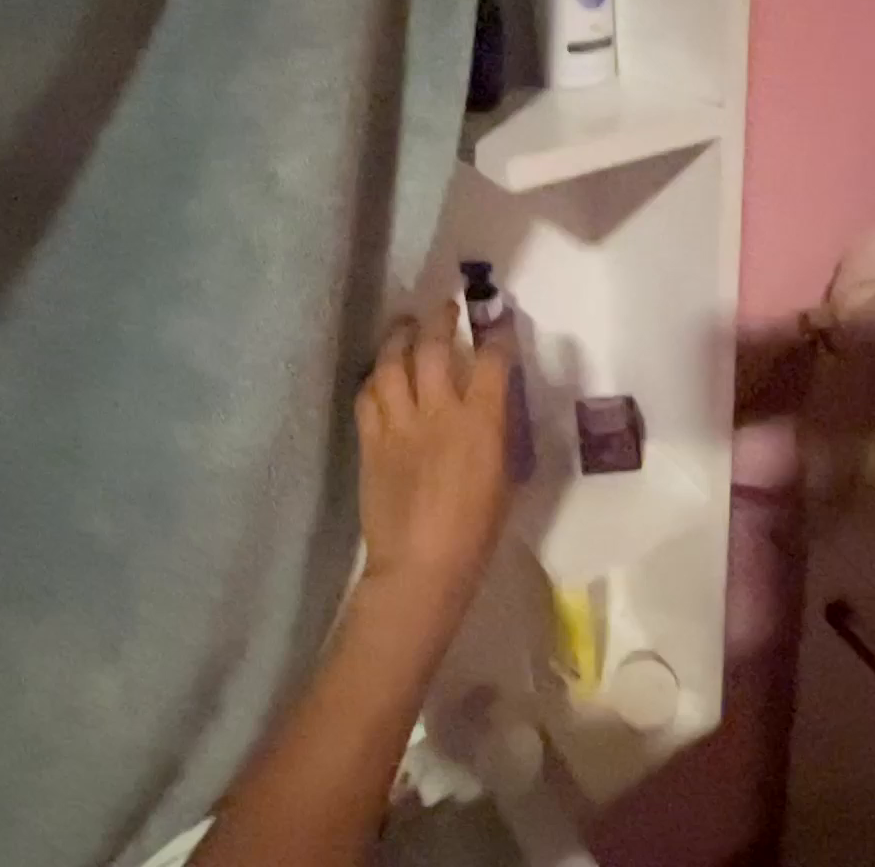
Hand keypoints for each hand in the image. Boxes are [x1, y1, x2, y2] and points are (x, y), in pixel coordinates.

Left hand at [355, 301, 512, 601]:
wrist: (422, 566)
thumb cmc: (477, 530)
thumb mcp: (505, 477)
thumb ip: (499, 435)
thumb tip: (493, 409)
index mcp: (482, 423)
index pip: (492, 361)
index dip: (498, 337)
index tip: (499, 325)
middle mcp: (439, 412)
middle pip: (435, 347)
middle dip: (441, 319)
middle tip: (445, 308)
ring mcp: (399, 424)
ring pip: (393, 363)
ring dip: (400, 336)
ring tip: (406, 325)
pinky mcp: (371, 441)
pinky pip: (368, 395)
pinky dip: (376, 376)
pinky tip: (381, 371)